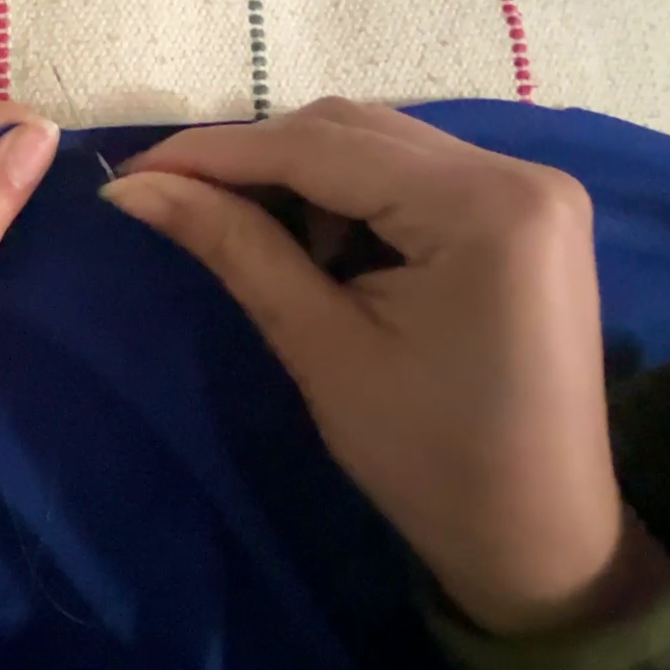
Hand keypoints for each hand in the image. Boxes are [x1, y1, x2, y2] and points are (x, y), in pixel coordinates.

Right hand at [103, 98, 669, 635]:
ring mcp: (523, 188)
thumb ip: (230, 244)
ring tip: (235, 224)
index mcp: (484, 208)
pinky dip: (335, 191)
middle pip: (346, 130)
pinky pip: (399, 171)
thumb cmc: (427, 459)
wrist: (538, 539)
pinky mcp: (513, 213)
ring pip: (368, 143)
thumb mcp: (317, 344)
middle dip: (248, 158)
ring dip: (289, 172)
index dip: (212, 152)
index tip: (131, 172)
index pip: (317, 147)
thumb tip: (132, 188)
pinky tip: (307, 237)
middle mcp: (516, 172)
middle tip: (170, 195)